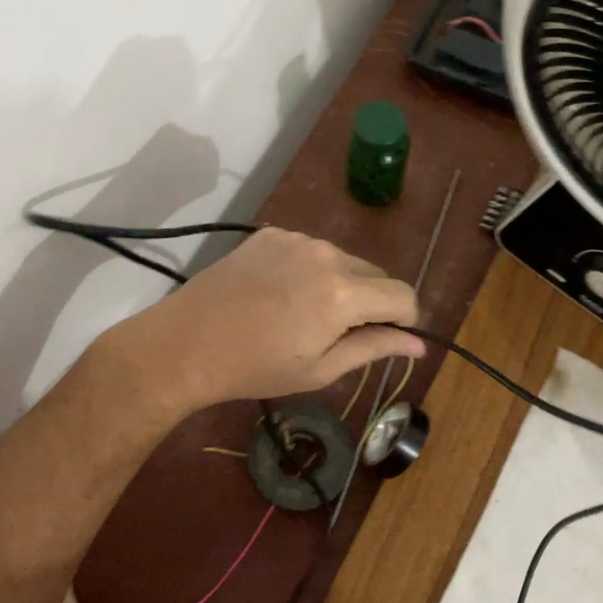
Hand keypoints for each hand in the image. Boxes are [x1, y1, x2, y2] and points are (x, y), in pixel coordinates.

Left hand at [99, 227, 424, 415]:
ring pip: (344, 261)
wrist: (184, 344)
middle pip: (376, 275)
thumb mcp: (321, 369)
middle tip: (338, 335)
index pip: (403, 295)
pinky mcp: (273, 233)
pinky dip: (310, 271)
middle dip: (371, 303)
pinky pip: (312, 251)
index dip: (406, 319)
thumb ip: (375, 348)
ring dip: (341, 285)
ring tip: (303, 316)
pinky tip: (280, 295)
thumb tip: (418, 344)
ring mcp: (298, 239)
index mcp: (343, 293)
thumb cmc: (256, 368)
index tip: (389, 338)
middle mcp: (328, 255)